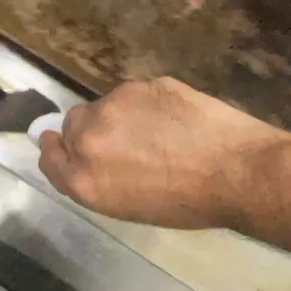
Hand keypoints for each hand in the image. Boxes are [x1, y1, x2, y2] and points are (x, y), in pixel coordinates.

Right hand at [37, 77, 290, 229]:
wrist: (241, 173)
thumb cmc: (186, 203)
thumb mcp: (124, 206)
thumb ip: (89, 178)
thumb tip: (73, 154)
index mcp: (81, 177)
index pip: (48, 154)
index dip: (58, 151)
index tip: (69, 150)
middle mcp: (87, 136)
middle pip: (72, 124)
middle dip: (91, 132)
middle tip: (125, 148)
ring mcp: (115, 105)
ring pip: (105, 106)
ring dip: (120, 117)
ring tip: (159, 136)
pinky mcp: (146, 84)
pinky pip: (137, 95)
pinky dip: (149, 106)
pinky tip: (177, 122)